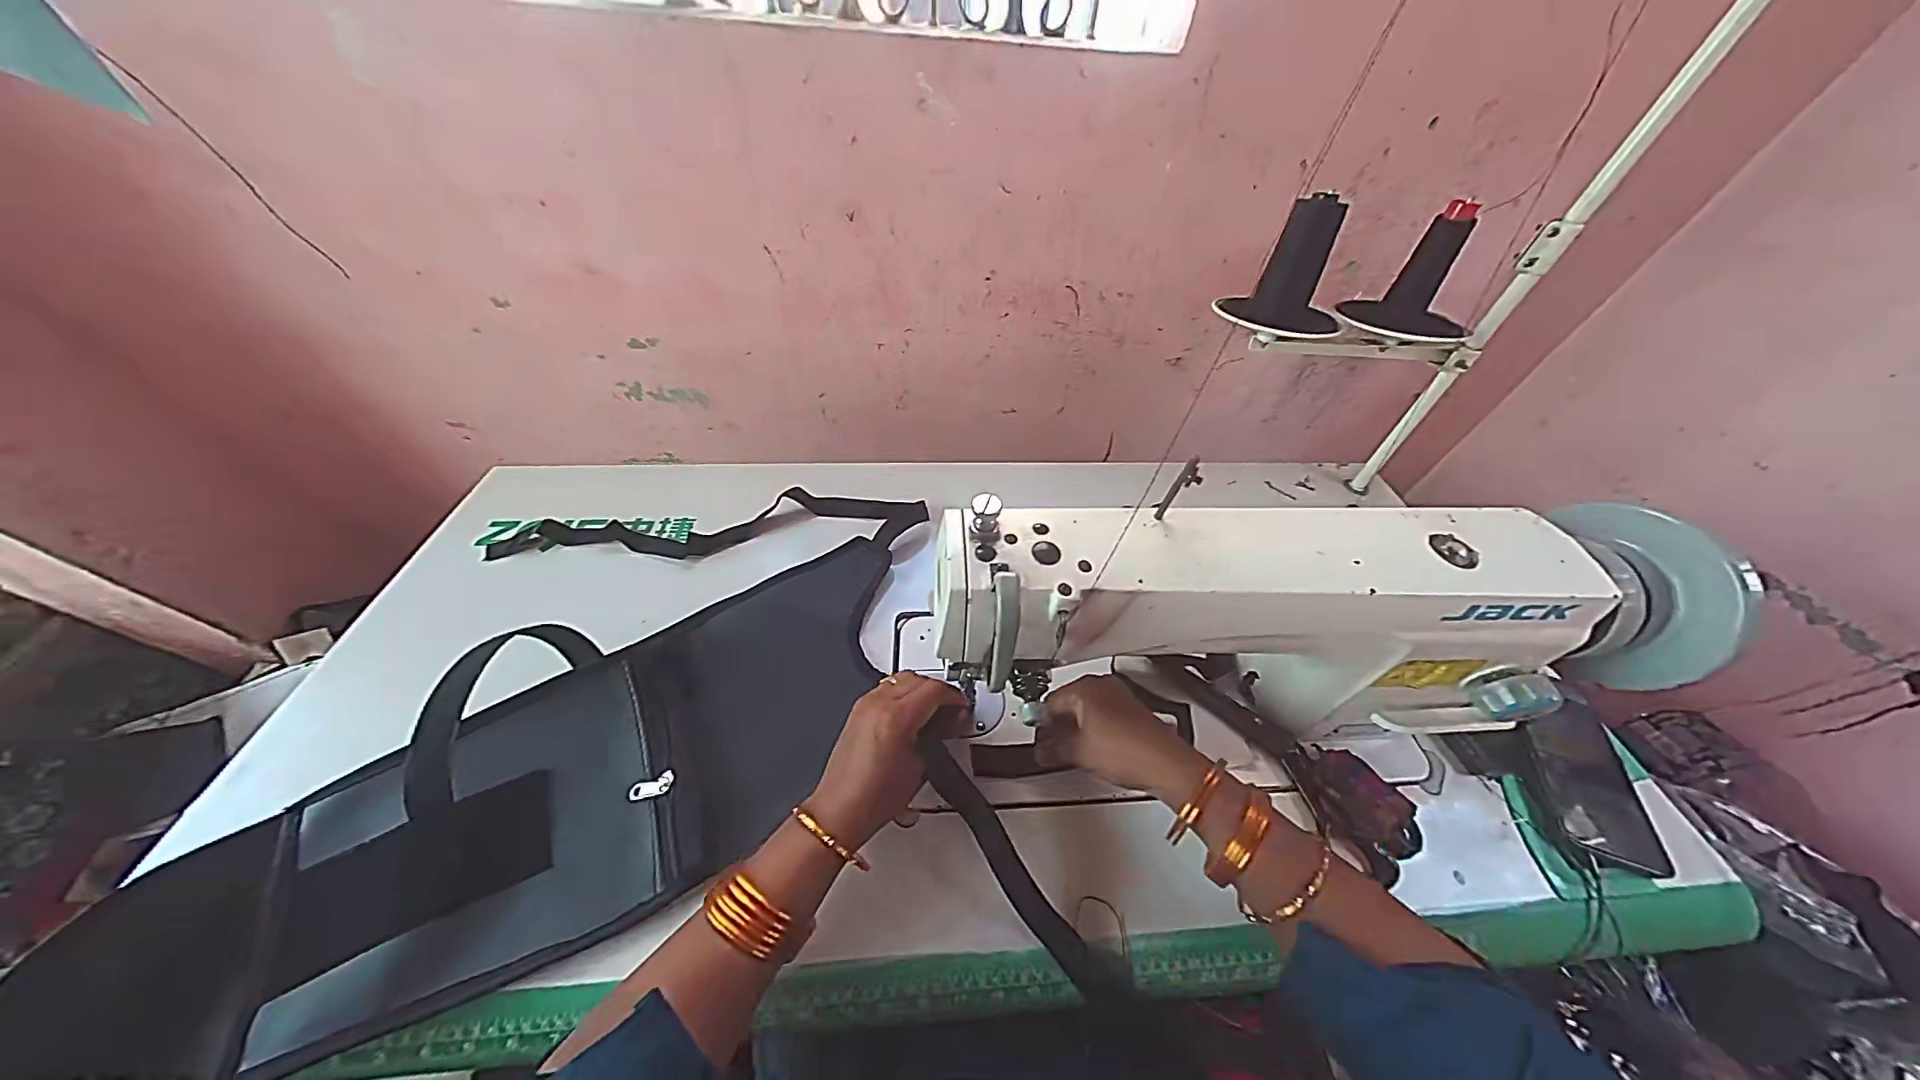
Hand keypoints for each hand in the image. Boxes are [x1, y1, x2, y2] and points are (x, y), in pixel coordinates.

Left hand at [807, 672, 968, 849]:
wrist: (842, 809)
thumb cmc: (873, 798)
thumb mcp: (920, 767)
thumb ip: (937, 736)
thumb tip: (947, 723)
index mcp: (896, 718)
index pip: (934, 690)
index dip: (954, 696)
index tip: (961, 705)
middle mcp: (877, 705)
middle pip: (918, 679)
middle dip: (938, 690)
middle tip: (951, 707)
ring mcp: (864, 706)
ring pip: (900, 679)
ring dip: (920, 689)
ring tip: (932, 709)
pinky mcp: (857, 712)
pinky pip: (885, 689)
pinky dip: (902, 693)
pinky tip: (910, 712)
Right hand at [1037, 674, 1208, 802]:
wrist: (1166, 764)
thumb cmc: (1129, 749)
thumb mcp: (1079, 752)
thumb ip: (1053, 749)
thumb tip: (1044, 750)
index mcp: (1085, 688)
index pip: (1050, 701)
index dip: (1041, 722)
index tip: (1038, 737)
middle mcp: (1103, 686)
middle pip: (1069, 702)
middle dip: (1058, 724)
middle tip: (1050, 744)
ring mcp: (1120, 696)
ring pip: (1088, 708)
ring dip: (1077, 726)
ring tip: (1072, 750)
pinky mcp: (1133, 710)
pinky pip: (1105, 715)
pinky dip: (1096, 728)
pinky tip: (1094, 748)